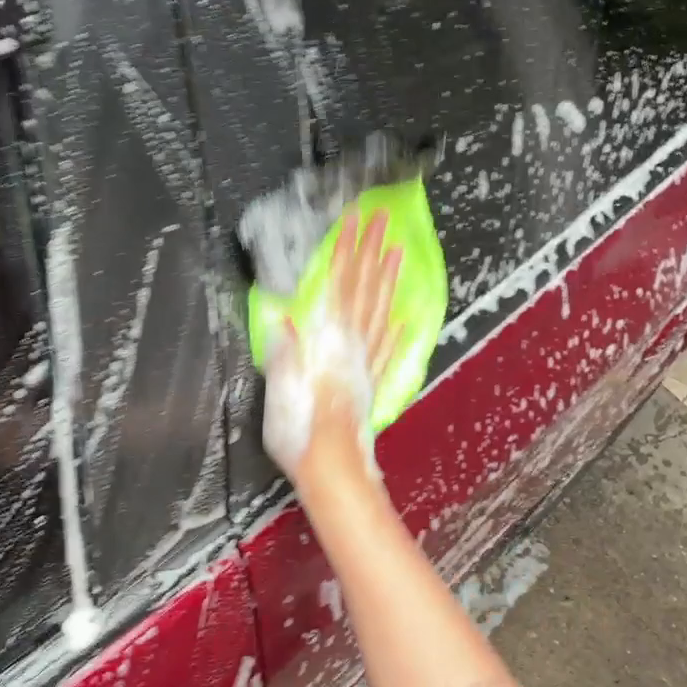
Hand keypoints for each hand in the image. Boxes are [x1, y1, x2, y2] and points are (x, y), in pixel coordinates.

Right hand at [262, 208, 402, 490]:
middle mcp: (351, 346)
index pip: (338, 285)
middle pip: (364, 290)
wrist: (332, 468)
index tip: (353, 220)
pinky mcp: (371, 384)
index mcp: (328, 341)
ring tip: (397, 252)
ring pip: (380, 313)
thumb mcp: (281, 388)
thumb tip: (283, 314)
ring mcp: (365, 364)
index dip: (345, 251)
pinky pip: (387, 350)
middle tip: (381, 218)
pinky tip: (404, 317)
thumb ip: (286, 350)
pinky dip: (396, 330)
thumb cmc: (300, 430)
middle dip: (370, 251)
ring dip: (387, 280)